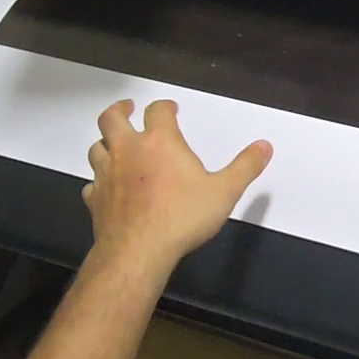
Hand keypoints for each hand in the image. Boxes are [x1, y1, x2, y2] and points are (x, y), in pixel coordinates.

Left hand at [83, 99, 271, 271]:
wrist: (138, 252)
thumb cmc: (184, 216)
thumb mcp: (225, 191)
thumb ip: (246, 166)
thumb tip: (265, 145)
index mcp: (160, 142)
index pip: (158, 111)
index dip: (165, 106)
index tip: (171, 109)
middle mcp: (128, 150)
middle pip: (112, 119)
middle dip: (120, 110)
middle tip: (128, 109)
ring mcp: (107, 175)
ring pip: (96, 148)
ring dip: (105, 142)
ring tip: (115, 144)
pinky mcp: (96, 200)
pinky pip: (92, 183)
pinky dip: (100, 179)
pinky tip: (108, 187)